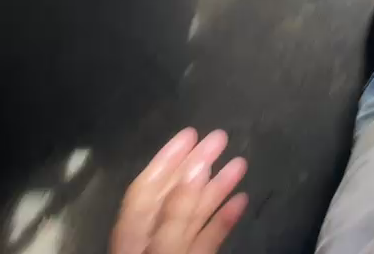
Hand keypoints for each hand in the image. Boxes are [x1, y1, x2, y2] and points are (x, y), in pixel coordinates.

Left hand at [110, 128, 249, 253]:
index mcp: (133, 231)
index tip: (191, 132)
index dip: (167, 158)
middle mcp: (150, 237)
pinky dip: (223, 218)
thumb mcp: (162, 247)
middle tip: (221, 137)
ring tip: (241, 162)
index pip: (147, 187)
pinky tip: (241, 200)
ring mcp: (171, 249)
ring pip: (194, 213)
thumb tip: (197, 165)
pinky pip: (207, 236)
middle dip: (197, 163)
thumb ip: (177, 210)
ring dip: (217, 186)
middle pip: (174, 194)